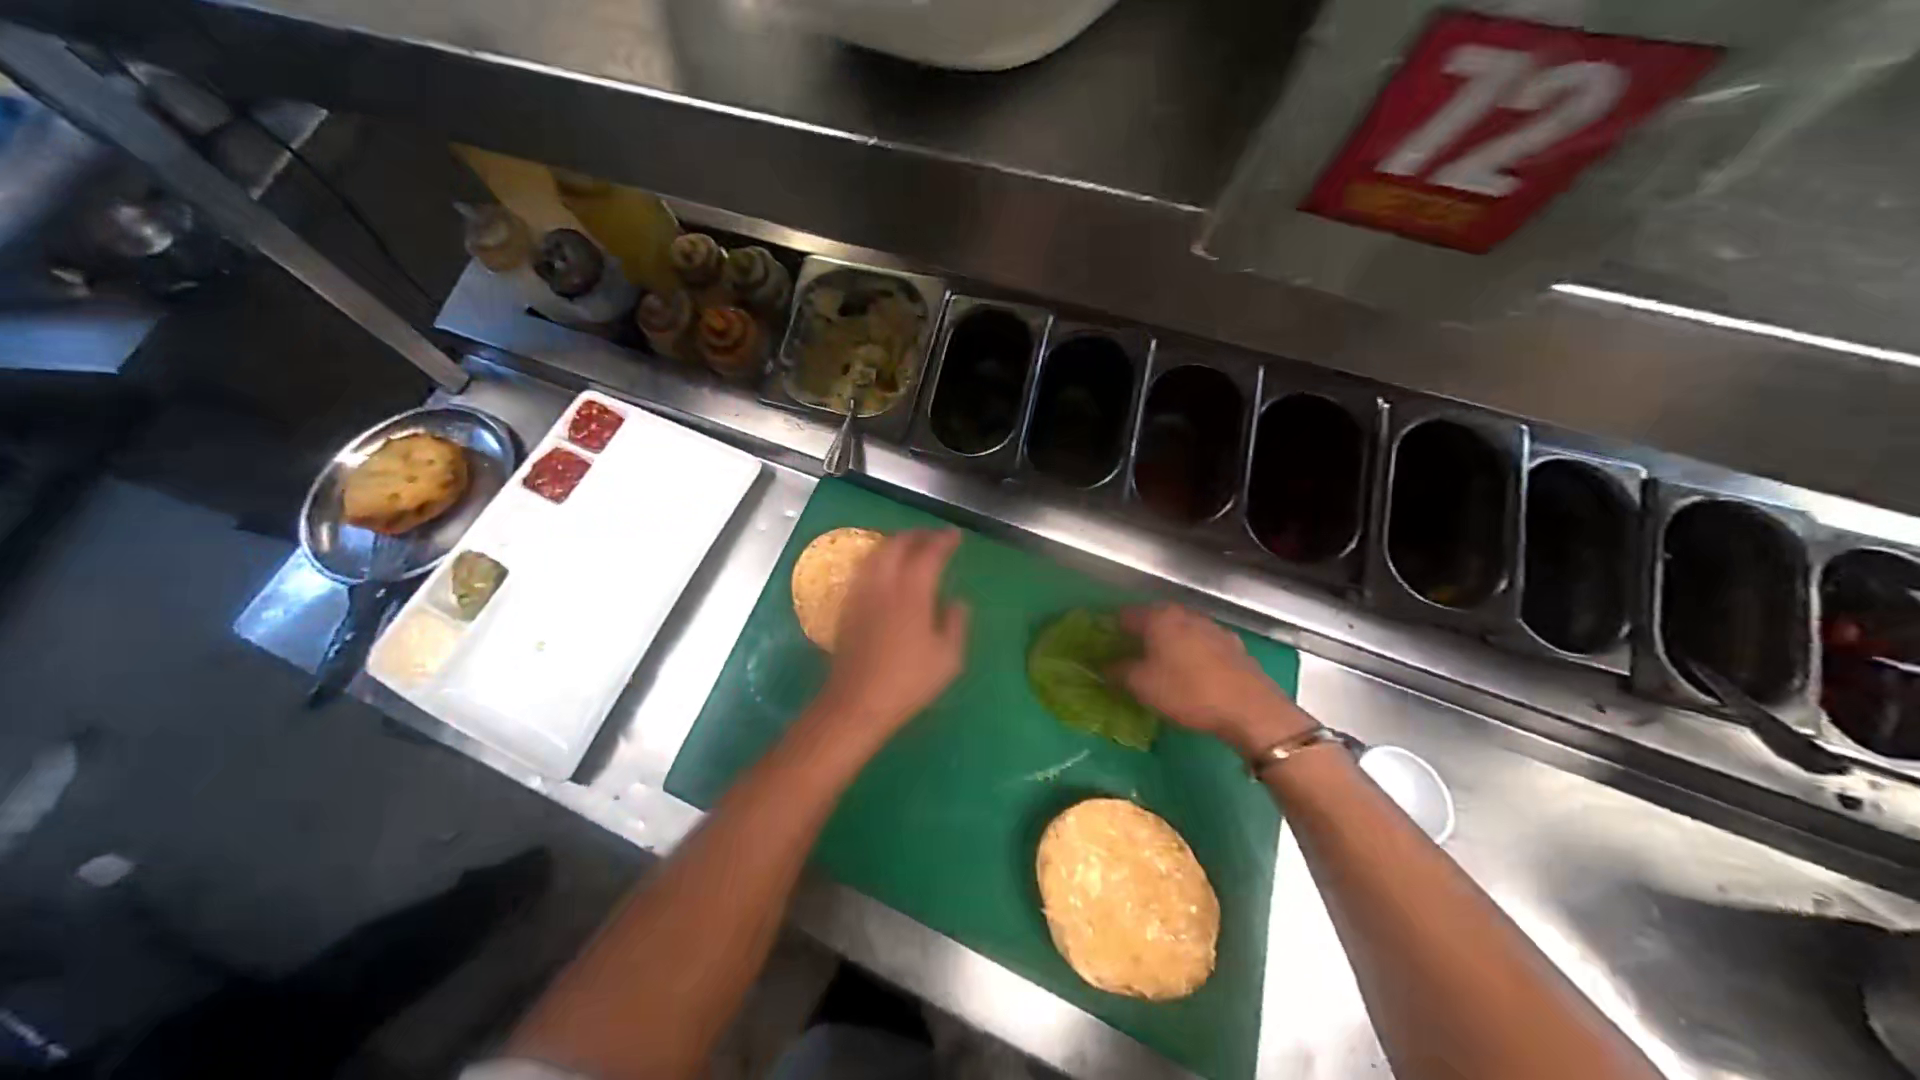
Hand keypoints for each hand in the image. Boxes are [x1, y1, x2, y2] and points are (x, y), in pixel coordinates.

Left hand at [816, 530, 969, 740]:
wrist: (857, 702)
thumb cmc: (908, 682)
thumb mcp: (948, 658)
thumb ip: (956, 623)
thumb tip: (955, 602)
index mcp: (912, 592)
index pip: (929, 553)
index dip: (943, 540)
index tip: (955, 535)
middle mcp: (883, 584)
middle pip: (897, 544)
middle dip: (917, 535)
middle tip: (933, 537)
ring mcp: (861, 593)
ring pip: (876, 554)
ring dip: (896, 543)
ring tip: (911, 548)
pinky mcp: (847, 607)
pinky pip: (864, 569)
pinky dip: (880, 559)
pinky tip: (887, 571)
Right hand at [1111, 603, 1315, 755]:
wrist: (1250, 709)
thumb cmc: (1187, 692)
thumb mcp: (1142, 686)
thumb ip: (1118, 671)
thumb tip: (1104, 665)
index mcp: (1159, 618)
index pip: (1125, 614)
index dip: (1111, 628)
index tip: (1104, 644)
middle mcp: (1185, 614)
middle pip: (1154, 618)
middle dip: (1140, 634)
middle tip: (1129, 655)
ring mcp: (1212, 627)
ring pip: (1180, 629)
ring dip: (1167, 642)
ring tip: (1160, 664)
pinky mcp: (1232, 644)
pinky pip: (1201, 643)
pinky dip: (1190, 652)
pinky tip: (1191, 672)